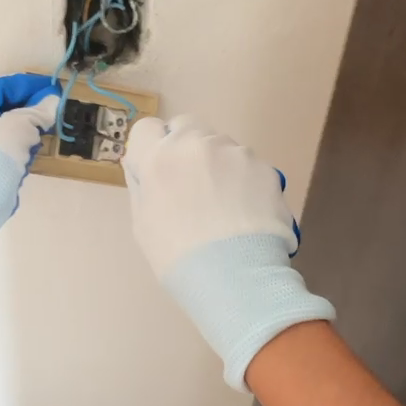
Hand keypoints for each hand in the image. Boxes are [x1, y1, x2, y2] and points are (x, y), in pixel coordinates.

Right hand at [122, 115, 333, 390]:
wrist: (236, 278)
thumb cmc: (178, 256)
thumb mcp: (143, 224)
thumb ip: (141, 186)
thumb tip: (141, 166)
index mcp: (159, 157)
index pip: (147, 129)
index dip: (151, 148)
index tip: (157, 171)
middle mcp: (196, 144)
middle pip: (186, 128)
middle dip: (185, 148)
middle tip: (190, 184)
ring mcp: (234, 152)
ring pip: (220, 145)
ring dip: (217, 163)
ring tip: (224, 204)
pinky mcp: (265, 167)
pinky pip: (247, 164)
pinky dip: (244, 180)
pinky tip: (245, 211)